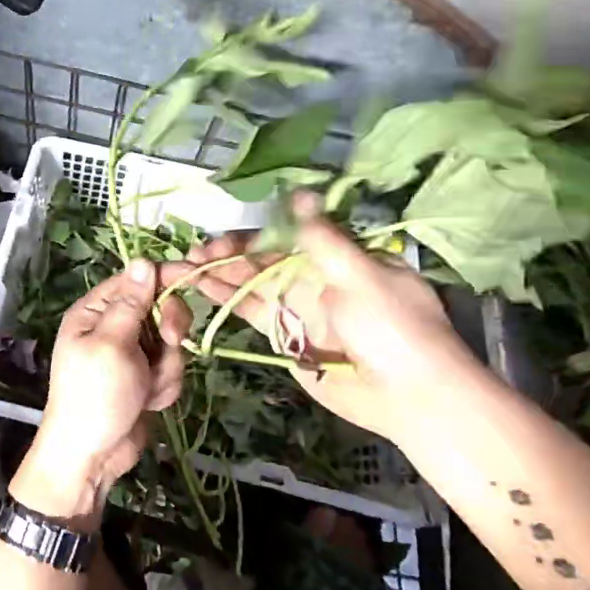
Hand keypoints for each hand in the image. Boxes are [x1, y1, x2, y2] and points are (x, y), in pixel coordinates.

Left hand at [10, 260, 192, 527]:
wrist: (92, 456)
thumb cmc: (95, 396)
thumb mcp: (112, 345)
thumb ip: (131, 303)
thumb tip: (142, 259)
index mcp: (95, 311)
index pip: (137, 279)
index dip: (167, 276)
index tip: (195, 276)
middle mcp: (112, 327)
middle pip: (160, 308)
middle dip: (170, 330)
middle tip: (170, 343)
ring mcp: (130, 354)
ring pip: (171, 343)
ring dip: (166, 368)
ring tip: (147, 389)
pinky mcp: (144, 377)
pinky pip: (170, 369)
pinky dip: (164, 386)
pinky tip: (148, 403)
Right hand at [160, 193, 488, 442]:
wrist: (408, 396)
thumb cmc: (394, 328)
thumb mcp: (360, 275)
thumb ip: (321, 238)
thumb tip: (299, 193)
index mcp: (335, 258)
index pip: (284, 238)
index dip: (251, 237)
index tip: (220, 239)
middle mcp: (311, 279)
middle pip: (260, 261)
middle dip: (225, 256)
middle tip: (192, 255)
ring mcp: (295, 308)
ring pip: (248, 285)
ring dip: (216, 276)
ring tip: (180, 268)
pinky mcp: (283, 336)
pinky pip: (249, 312)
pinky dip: (224, 300)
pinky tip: (198, 288)